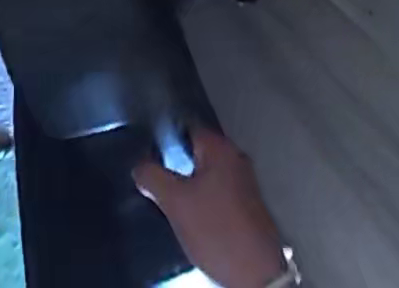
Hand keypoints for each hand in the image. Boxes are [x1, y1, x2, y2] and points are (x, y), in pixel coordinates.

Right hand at [134, 127, 288, 287]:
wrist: (258, 278)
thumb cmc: (217, 230)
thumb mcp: (174, 202)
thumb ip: (151, 176)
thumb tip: (139, 167)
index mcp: (220, 147)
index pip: (184, 126)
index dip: (164, 138)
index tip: (148, 152)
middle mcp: (236, 158)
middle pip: (195, 151)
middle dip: (176, 163)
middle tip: (157, 178)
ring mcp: (245, 183)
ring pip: (206, 173)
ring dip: (189, 184)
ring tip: (171, 200)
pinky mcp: (249, 207)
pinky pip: (217, 192)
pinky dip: (203, 199)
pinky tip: (192, 216)